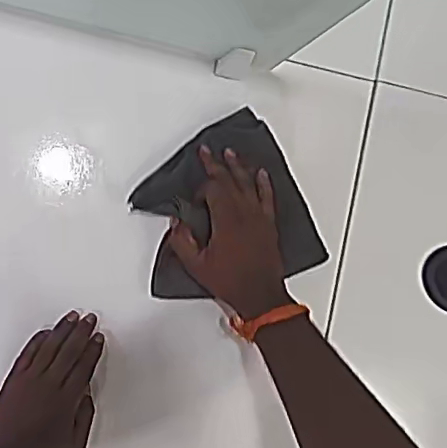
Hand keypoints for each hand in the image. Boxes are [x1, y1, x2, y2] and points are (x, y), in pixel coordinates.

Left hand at [0, 312, 103, 447]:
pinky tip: (46, 332)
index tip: (98, 338)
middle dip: (82, 332)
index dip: (92, 349)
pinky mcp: (15, 378)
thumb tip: (86, 394)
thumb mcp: (75, 442)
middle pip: (69, 350)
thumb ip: (85, 415)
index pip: (84, 366)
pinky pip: (28, 352)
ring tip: (71, 317)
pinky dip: (38, 340)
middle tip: (89, 319)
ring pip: (49, 346)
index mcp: (66, 400)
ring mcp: (30, 379)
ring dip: (62, 329)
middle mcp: (49, 385)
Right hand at [165, 146, 294, 320]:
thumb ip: (183, 242)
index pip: (214, 191)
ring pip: (248, 184)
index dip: (202, 189)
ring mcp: (259, 218)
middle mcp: (245, 215)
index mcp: (227, 222)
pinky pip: (267, 196)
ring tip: (231, 153)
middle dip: (216, 164)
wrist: (261, 296)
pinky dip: (264, 183)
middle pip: (230, 181)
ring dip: (238, 166)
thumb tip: (177, 225)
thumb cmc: (232, 281)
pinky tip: (261, 173)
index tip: (195, 198)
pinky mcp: (269, 224)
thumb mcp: (197, 265)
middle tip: (207, 151)